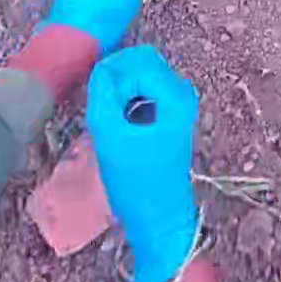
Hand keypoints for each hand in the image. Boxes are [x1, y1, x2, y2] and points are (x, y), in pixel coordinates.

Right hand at [86, 45, 200, 281]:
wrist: (159, 221)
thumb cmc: (137, 183)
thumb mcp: (111, 137)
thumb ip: (103, 97)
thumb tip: (101, 71)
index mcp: (175, 95)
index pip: (138, 60)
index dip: (114, 75)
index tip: (99, 99)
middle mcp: (180, 92)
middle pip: (141, 62)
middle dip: (116, 79)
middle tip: (101, 105)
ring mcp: (176, 103)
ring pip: (140, 76)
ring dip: (119, 90)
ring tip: (107, 117)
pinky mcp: (168, 113)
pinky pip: (142, 90)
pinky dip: (125, 99)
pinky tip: (116, 121)